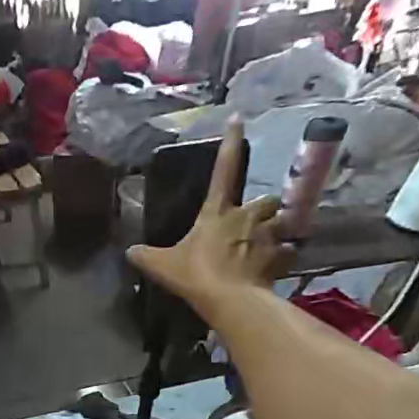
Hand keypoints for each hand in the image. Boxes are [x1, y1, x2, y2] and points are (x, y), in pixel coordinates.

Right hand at [125, 116, 289, 315]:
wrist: (231, 300)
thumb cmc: (196, 275)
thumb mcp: (162, 266)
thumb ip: (145, 256)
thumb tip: (129, 251)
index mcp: (217, 211)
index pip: (224, 168)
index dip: (230, 142)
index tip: (239, 118)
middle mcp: (247, 216)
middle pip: (267, 199)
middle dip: (264, 207)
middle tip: (255, 221)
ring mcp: (268, 235)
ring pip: (284, 221)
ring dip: (278, 229)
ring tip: (270, 243)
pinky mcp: (281, 257)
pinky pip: (288, 252)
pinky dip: (284, 257)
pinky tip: (275, 266)